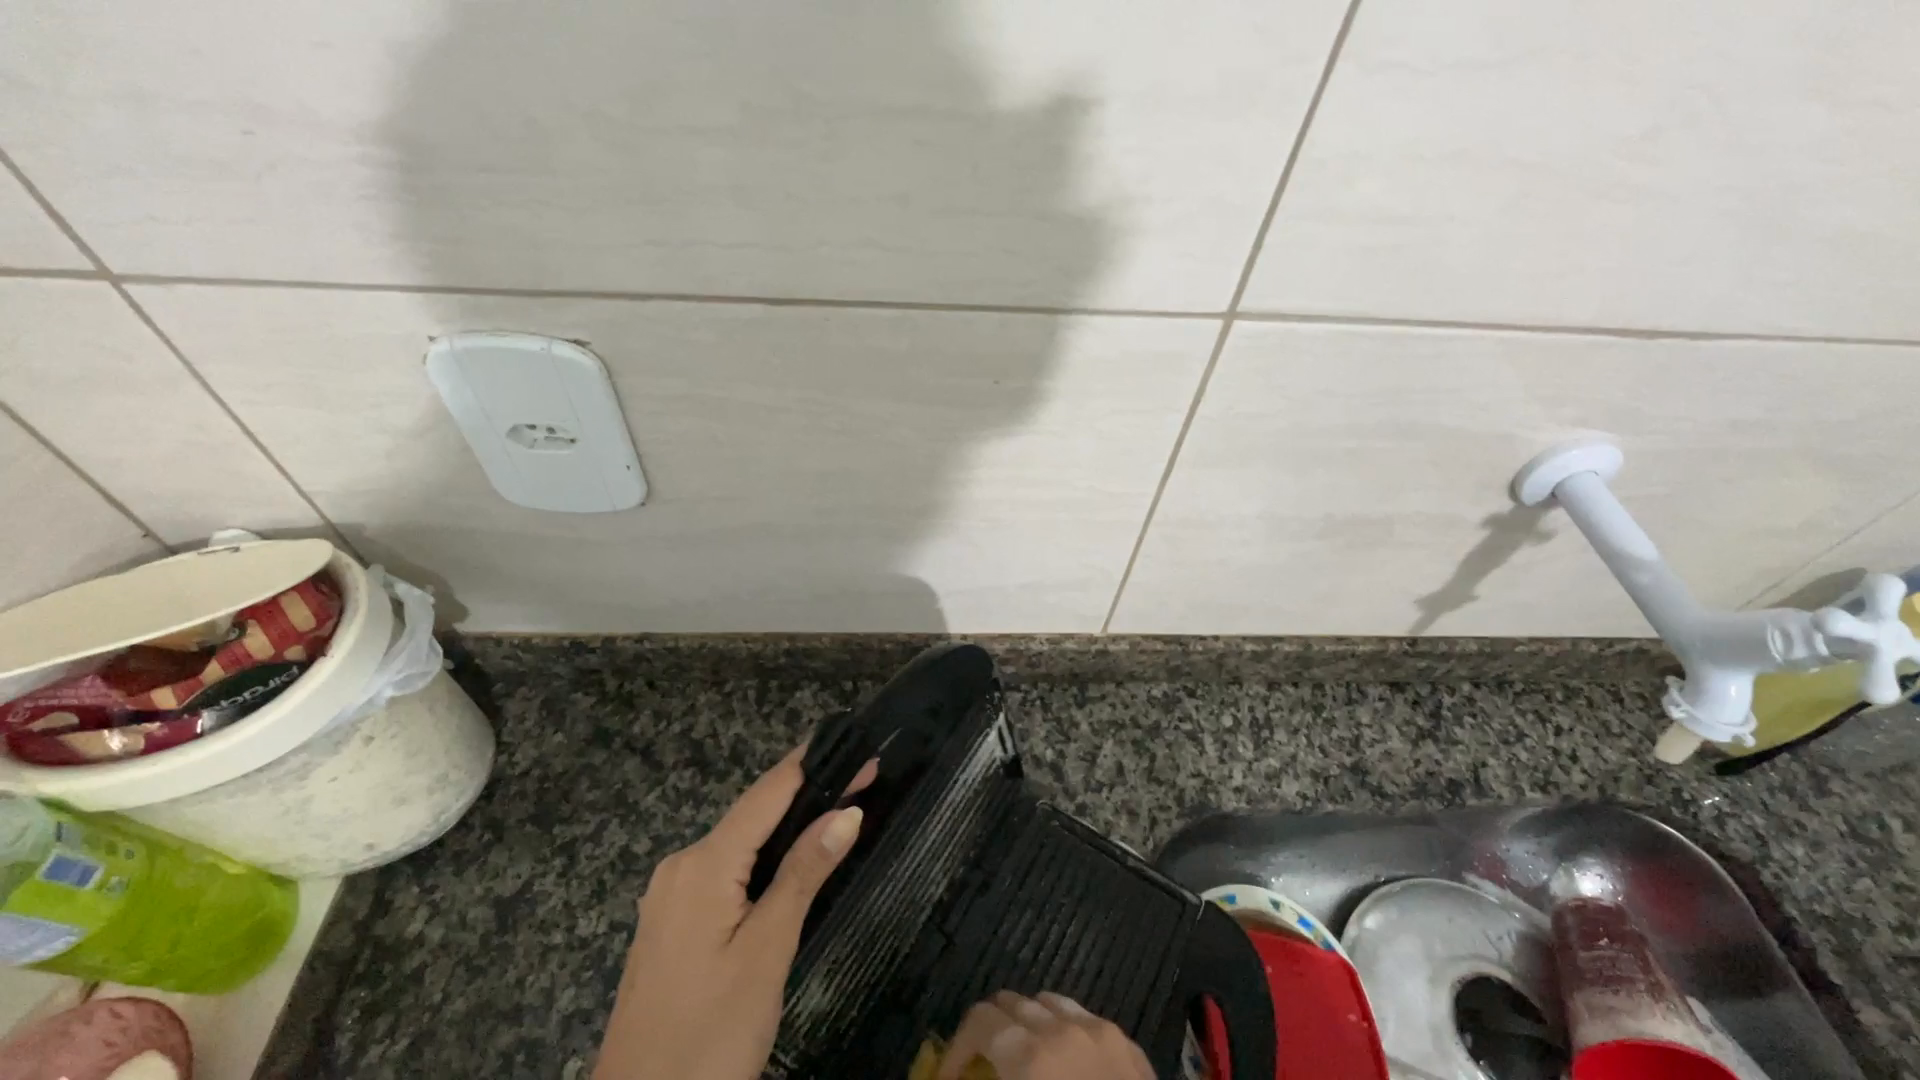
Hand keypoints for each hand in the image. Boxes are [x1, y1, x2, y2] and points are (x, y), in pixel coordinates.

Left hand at [593, 745, 869, 1079]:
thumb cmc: (711, 1031)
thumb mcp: (767, 952)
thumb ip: (804, 875)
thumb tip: (846, 811)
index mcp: (702, 865)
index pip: (768, 794)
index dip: (817, 767)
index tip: (863, 751)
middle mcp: (679, 867)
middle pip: (752, 815)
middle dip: (806, 794)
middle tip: (864, 782)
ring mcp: (669, 896)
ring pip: (737, 845)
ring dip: (786, 828)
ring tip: (839, 814)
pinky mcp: (669, 923)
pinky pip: (723, 873)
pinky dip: (761, 862)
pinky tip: (789, 868)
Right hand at [937, 991, 1153, 1079]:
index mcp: (1030, 1053)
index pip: (978, 1021)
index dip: (955, 1048)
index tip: (948, 1078)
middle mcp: (1063, 1028)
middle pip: (1010, 1003)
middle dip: (988, 1032)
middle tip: (981, 1067)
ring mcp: (1099, 1030)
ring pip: (1048, 1002)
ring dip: (1025, 1023)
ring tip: (1021, 1058)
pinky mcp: (1128, 1043)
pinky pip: (1083, 1017)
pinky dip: (1062, 1028)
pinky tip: (1064, 1060)